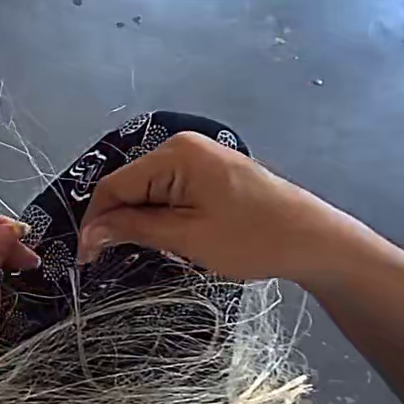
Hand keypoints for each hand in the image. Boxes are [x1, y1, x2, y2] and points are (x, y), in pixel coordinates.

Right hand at [77, 132, 374, 285]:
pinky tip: (156, 234)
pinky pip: (164, 189)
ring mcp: (196, 156)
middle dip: (114, 220)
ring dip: (134, 219)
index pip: (114, 186)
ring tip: (131, 249)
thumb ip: (131, 228)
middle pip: (127, 185)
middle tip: (103, 257)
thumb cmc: (253, 239)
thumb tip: (86, 234)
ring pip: (144, 189)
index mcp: (175, 154)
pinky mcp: (207, 171)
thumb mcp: (185, 237)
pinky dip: (154, 213)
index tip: (84, 256)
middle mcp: (180, 146)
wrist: (320, 243)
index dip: (94, 221)